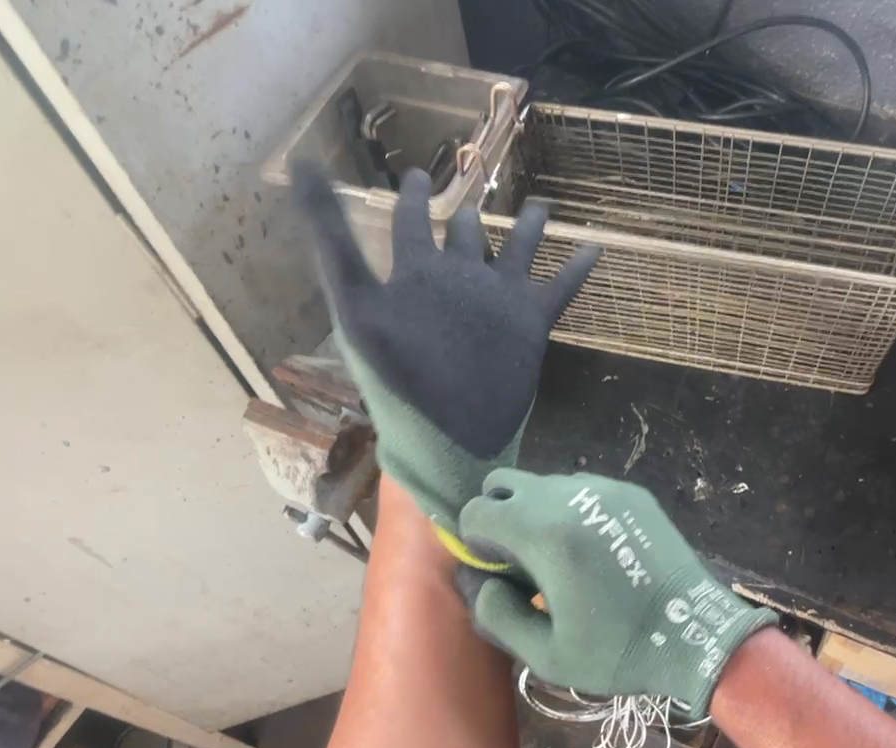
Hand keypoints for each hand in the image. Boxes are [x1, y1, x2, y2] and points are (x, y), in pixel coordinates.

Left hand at [290, 161, 598, 542]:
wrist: (449, 436)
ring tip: (544, 207)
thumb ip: (332, 237)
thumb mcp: (355, 302)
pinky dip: (577, 268)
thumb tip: (300, 164)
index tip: (420, 176)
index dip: (416, 197)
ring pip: (519, 250)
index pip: (414, 221)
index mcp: (419, 274)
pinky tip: (594, 248)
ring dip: (531, 228)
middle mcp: (461, 281)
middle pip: (470, 234)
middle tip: (479, 194)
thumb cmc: (397, 379)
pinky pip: (560, 288)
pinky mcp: (531, 325)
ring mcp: (498, 302)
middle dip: (473, 215)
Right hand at [456, 470, 776, 715]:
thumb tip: (477, 579)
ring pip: (545, 484)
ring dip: (537, 514)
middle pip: (504, 484)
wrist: (695, 635)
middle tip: (524, 564)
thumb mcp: (545, 655)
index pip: (477, 511)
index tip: (502, 574)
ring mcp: (606, 489)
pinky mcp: (633, 494)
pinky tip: (597, 554)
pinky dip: (573, 513)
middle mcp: (572, 497)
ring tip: (565, 561)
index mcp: (545, 534)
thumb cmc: (618, 652)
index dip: (477, 545)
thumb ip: (495, 614)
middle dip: (500, 519)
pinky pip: (583, 490)